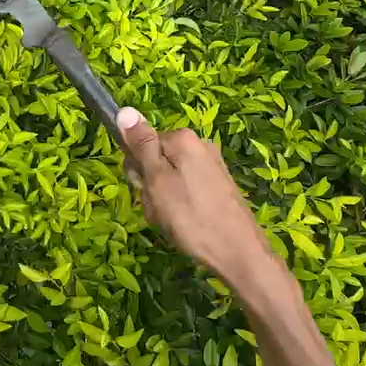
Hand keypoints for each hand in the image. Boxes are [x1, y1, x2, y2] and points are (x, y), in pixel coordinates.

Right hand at [118, 107, 277, 285]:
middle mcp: (200, 146)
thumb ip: (141, 146)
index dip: (138, 170)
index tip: (145, 191)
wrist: (240, 254)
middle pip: (158, 160)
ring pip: (172, 179)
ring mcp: (213, 167)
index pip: (142, 144)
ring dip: (164, 201)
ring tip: (173, 222)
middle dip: (152, 187)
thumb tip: (125, 110)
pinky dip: (182, 208)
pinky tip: (187, 226)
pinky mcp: (220, 187)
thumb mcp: (158, 180)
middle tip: (159, 210)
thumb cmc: (192, 216)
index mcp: (183, 139)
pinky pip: (189, 191)